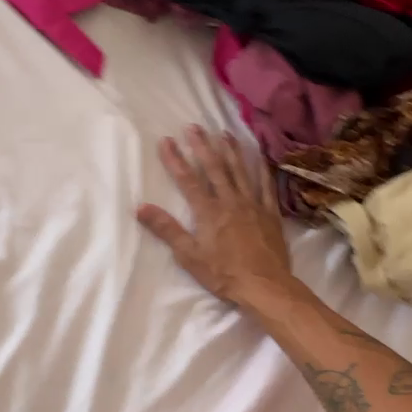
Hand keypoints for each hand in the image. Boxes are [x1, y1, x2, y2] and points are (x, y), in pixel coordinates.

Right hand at [136, 126, 298, 307]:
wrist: (264, 285)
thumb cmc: (224, 274)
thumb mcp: (189, 255)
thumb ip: (167, 229)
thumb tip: (141, 208)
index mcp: (208, 211)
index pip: (188, 179)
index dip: (175, 159)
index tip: (166, 140)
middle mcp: (230, 201)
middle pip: (215, 168)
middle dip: (202, 146)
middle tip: (195, 126)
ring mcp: (253, 205)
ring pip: (241, 171)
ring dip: (231, 150)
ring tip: (224, 133)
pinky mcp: (270, 213)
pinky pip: (266, 185)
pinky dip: (261, 169)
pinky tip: (259, 157)